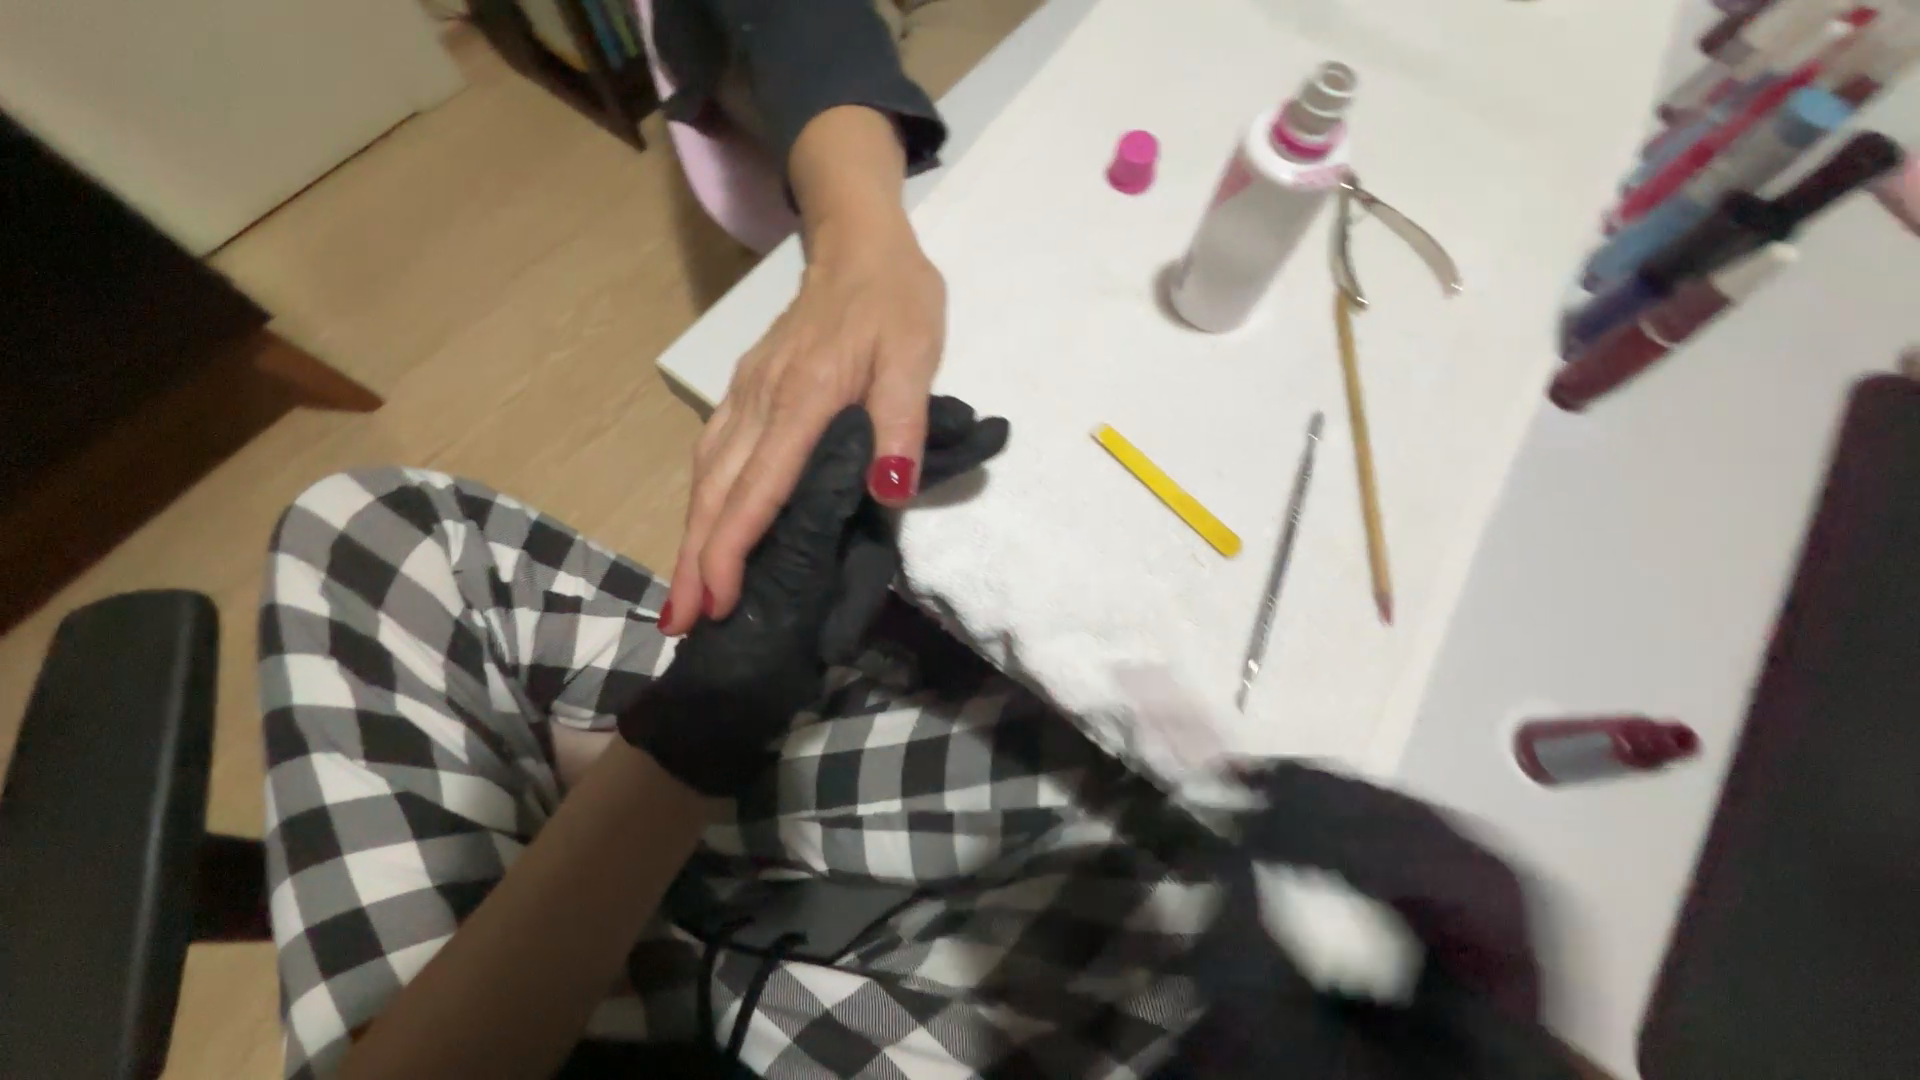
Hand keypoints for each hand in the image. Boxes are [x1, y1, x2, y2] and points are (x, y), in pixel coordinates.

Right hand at [663, 219, 945, 636]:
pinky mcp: (745, 391)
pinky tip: (703, 527)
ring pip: (705, 475)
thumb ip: (902, 423)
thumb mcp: (916, 357)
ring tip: (682, 592)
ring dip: (690, 536)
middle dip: (694, 559)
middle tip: (677, 622)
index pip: (757, 486)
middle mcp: (759, 402)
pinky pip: (714, 454)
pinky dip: (703, 501)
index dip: (732, 548)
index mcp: (801, 399)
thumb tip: (888, 492)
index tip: (717, 601)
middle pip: (715, 491)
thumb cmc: (894, 302)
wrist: (858, 246)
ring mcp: (745, 395)